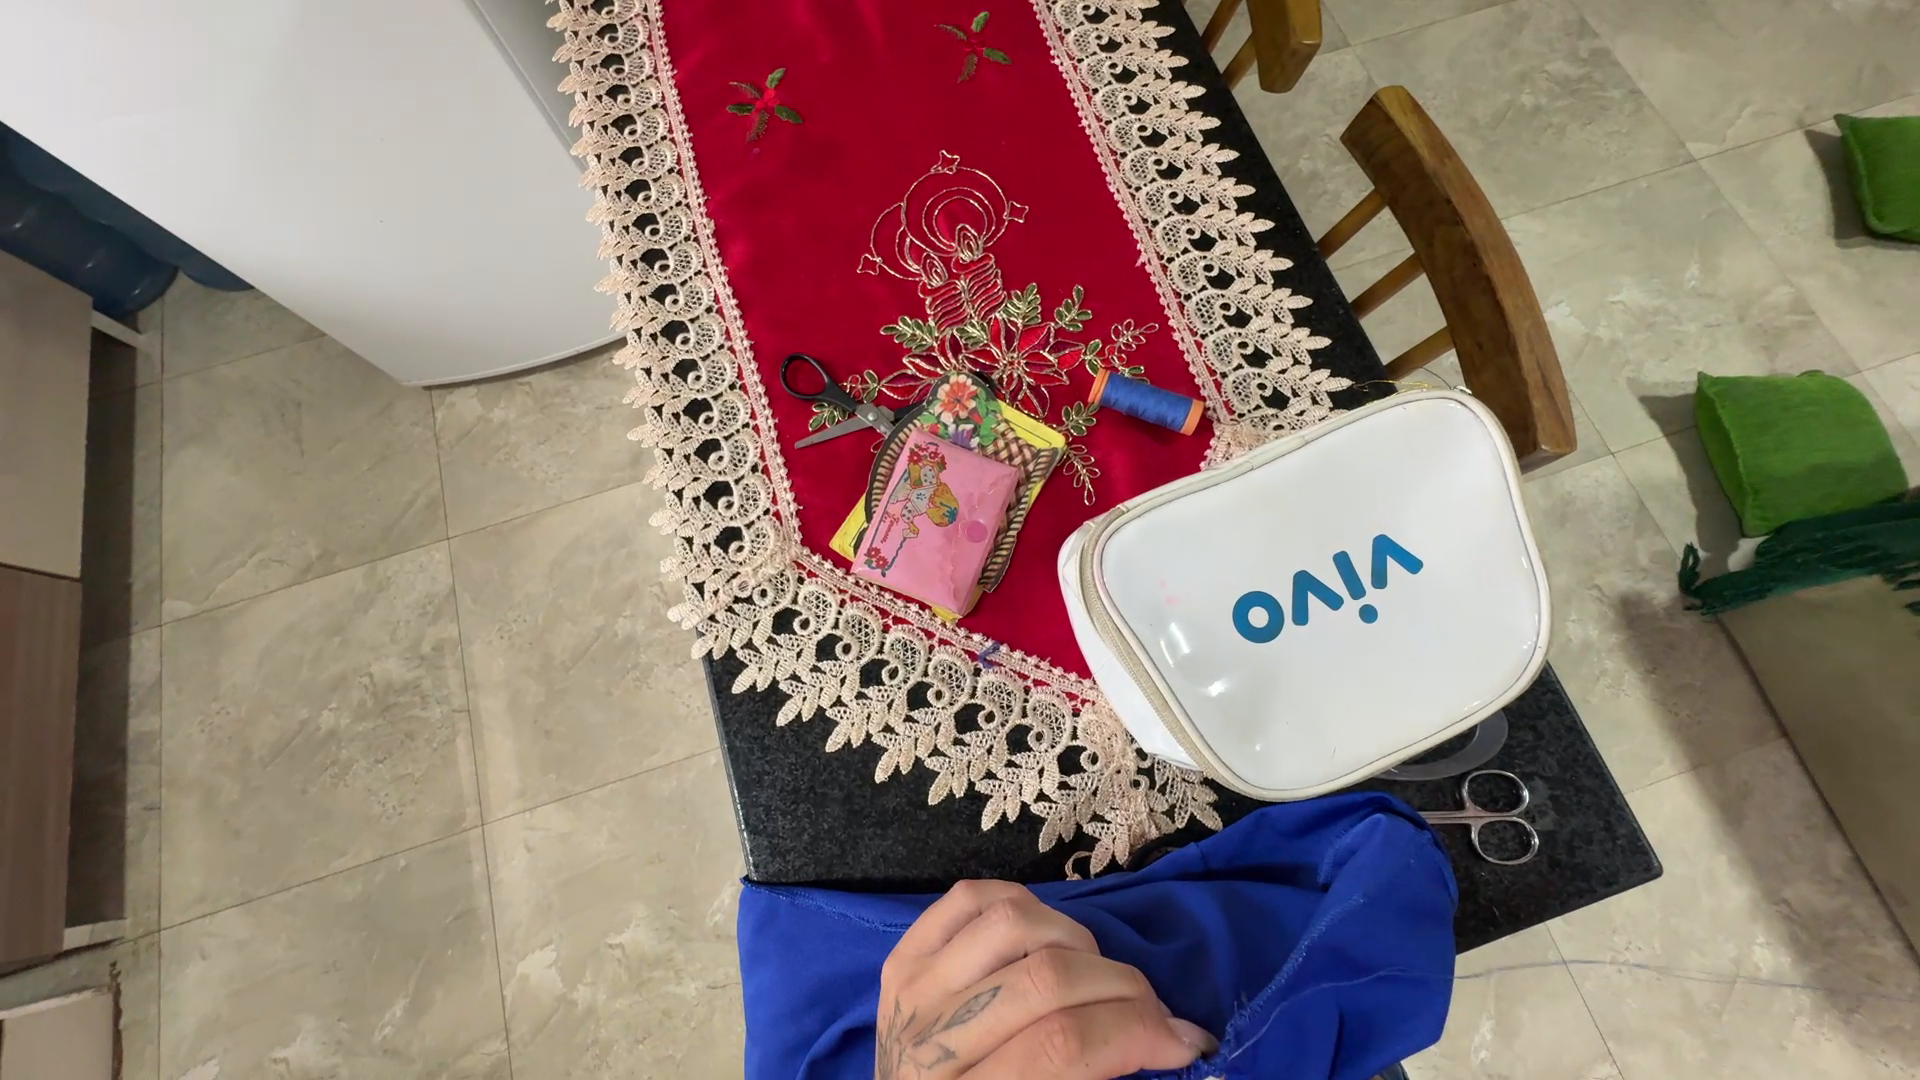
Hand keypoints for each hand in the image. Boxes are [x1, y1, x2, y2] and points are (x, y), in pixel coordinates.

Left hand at [874, 880, 1216, 1079]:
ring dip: (1073, 939)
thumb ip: (1092, 1076)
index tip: (1187, 1040)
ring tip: (1095, 970)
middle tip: (1153, 1007)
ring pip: (1012, 923)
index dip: (1135, 1032)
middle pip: (1044, 980)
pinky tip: (1045, 931)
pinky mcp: (903, 953)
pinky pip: (969, 897)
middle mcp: (929, 1040)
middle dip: (1119, 986)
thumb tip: (1175, 1036)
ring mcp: (910, 987)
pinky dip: (1020, 901)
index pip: (1061, 1046)